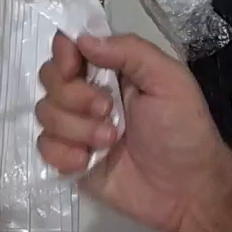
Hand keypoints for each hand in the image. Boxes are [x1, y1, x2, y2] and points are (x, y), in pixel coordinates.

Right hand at [35, 33, 231, 231]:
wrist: (187, 191)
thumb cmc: (183, 130)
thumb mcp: (169, 80)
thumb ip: (130, 51)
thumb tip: (82, 40)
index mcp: (111, 68)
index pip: (68, 46)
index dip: (63, 54)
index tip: (74, 68)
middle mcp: (87, 92)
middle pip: (50, 78)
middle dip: (75, 96)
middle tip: (108, 111)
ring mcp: (76, 126)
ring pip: (45, 112)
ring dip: (77, 128)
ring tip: (110, 142)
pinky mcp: (69, 158)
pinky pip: (43, 146)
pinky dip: (64, 154)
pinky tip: (88, 161)